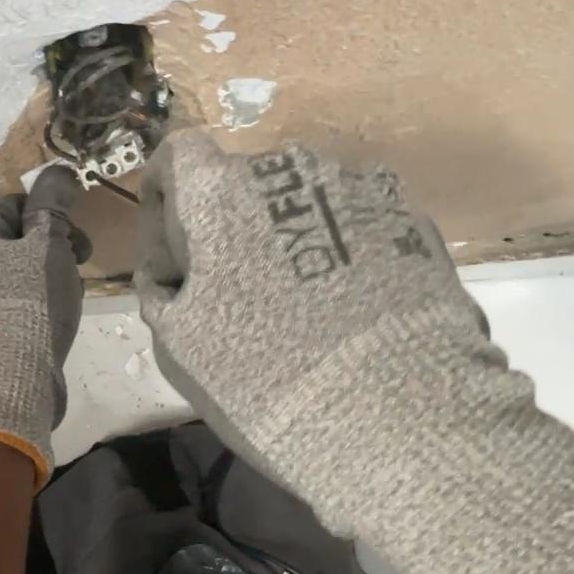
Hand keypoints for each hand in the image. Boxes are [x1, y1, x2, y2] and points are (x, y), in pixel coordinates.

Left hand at [0, 166, 91, 488]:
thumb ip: (54, 202)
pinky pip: (9, 303)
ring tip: (65, 299)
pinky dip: (32, 305)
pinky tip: (50, 322)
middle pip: (15, 240)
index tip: (75, 243)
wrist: (12, 376)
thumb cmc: (31, 300)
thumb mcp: (49, 241)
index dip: (52, 219)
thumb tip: (60, 171)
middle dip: (51, 249)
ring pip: (14, 273)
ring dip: (45, 278)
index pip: (16, 206)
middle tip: (77, 268)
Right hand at [135, 131, 573, 573]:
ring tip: (301, 304)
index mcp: (219, 190)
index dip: (164, 198)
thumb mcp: (177, 345)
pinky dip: (341, 253)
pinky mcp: (414, 224)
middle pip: (239, 182)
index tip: (173, 251)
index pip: (177, 154)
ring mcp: (361, 189)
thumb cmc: (264, 377)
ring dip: (286, 236)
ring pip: (302, 200)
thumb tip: (169, 273)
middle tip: (231, 289)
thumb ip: (159, 291)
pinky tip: (349, 311)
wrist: (402, 419)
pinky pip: (355, 225)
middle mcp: (290, 167)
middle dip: (226, 224)